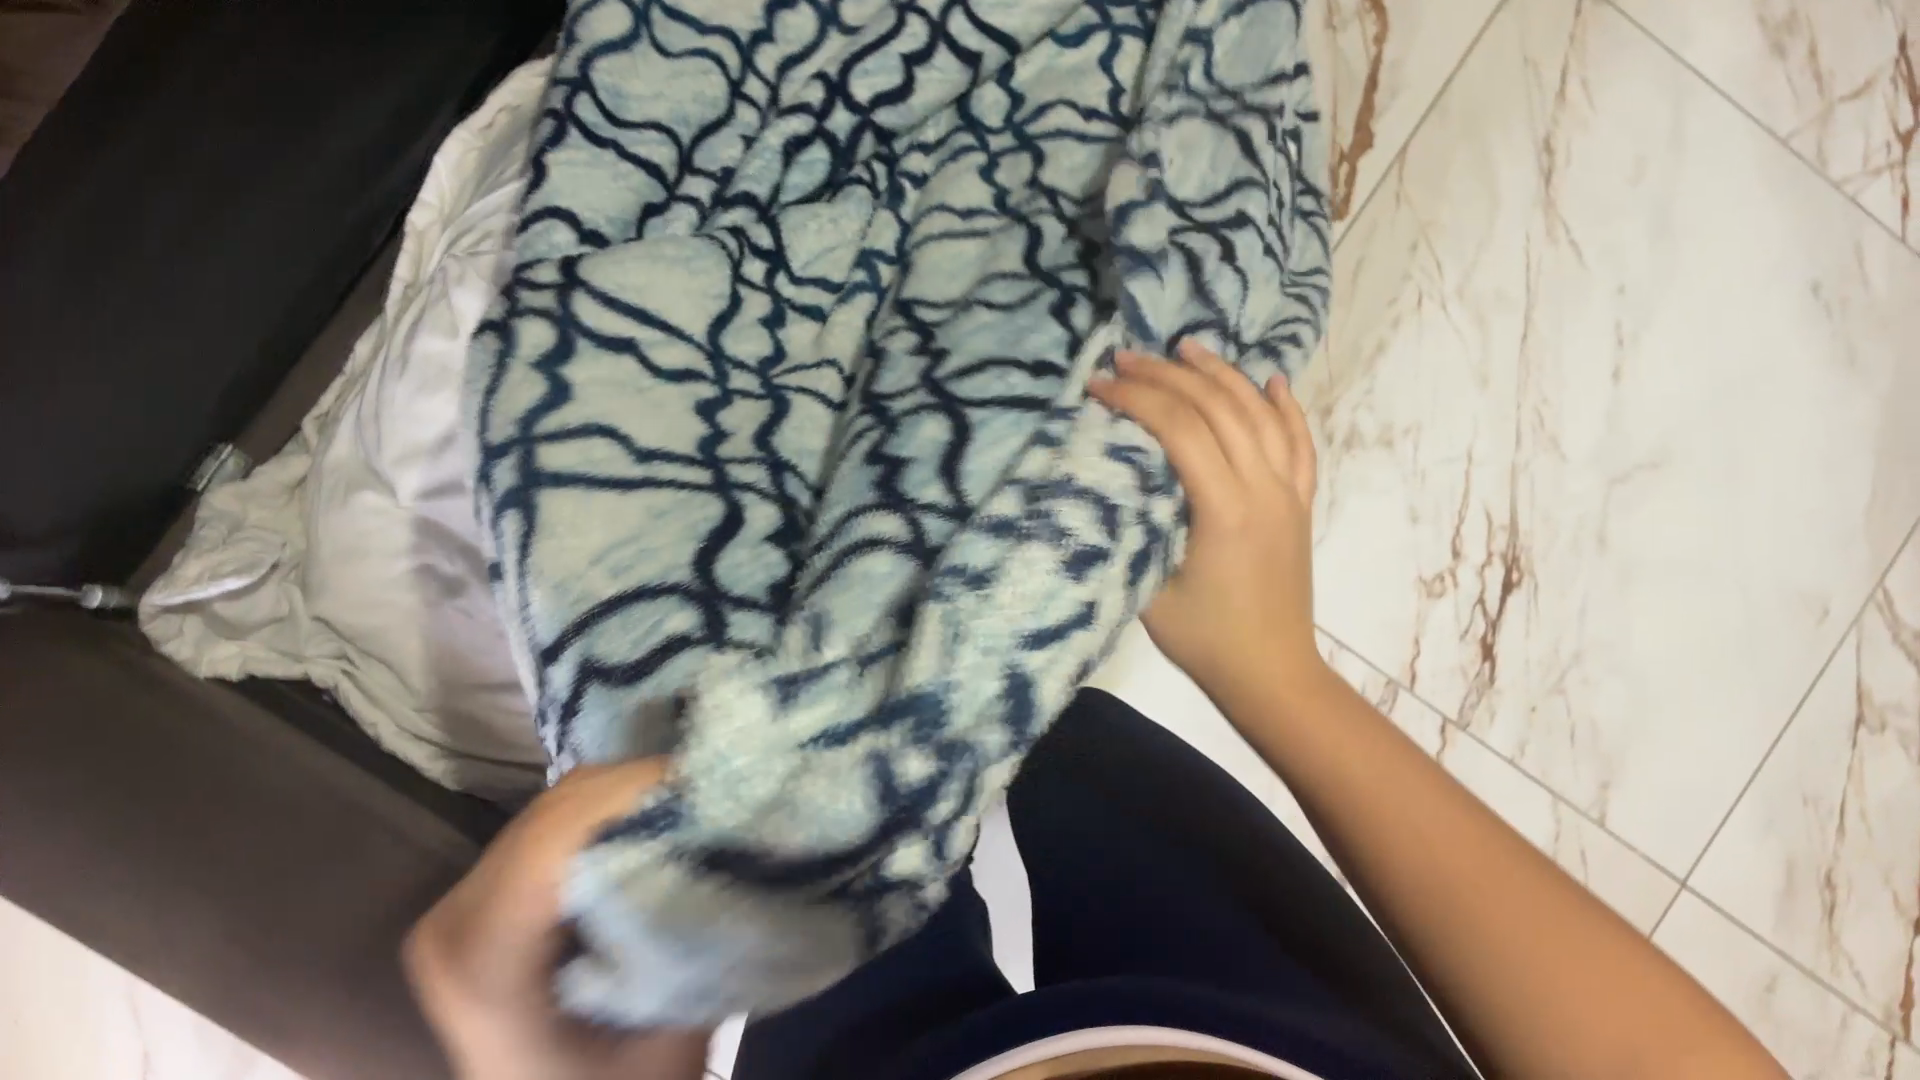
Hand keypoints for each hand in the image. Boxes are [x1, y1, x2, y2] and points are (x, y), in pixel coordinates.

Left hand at [403, 758, 710, 1079]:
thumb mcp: (667, 1036)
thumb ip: (689, 934)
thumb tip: (727, 837)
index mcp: (484, 959)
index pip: (557, 833)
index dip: (636, 790)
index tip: (711, 785)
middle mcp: (454, 919)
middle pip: (556, 811)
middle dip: (642, 788)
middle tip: (716, 794)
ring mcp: (460, 905)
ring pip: (555, 808)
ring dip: (627, 798)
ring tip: (693, 807)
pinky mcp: (480, 900)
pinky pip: (552, 828)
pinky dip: (608, 817)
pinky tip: (652, 830)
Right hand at [1089, 339, 1324, 703]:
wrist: (1272, 674)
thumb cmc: (1205, 641)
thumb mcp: (1148, 590)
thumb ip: (1129, 531)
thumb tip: (1105, 484)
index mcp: (1224, 509)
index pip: (1178, 428)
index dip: (1135, 398)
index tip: (1098, 386)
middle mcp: (1264, 489)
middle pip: (1217, 408)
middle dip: (1167, 375)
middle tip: (1126, 358)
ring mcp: (1289, 494)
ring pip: (1260, 413)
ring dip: (1222, 374)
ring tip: (1187, 347)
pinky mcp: (1302, 504)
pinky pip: (1300, 443)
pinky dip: (1285, 407)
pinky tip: (1271, 380)